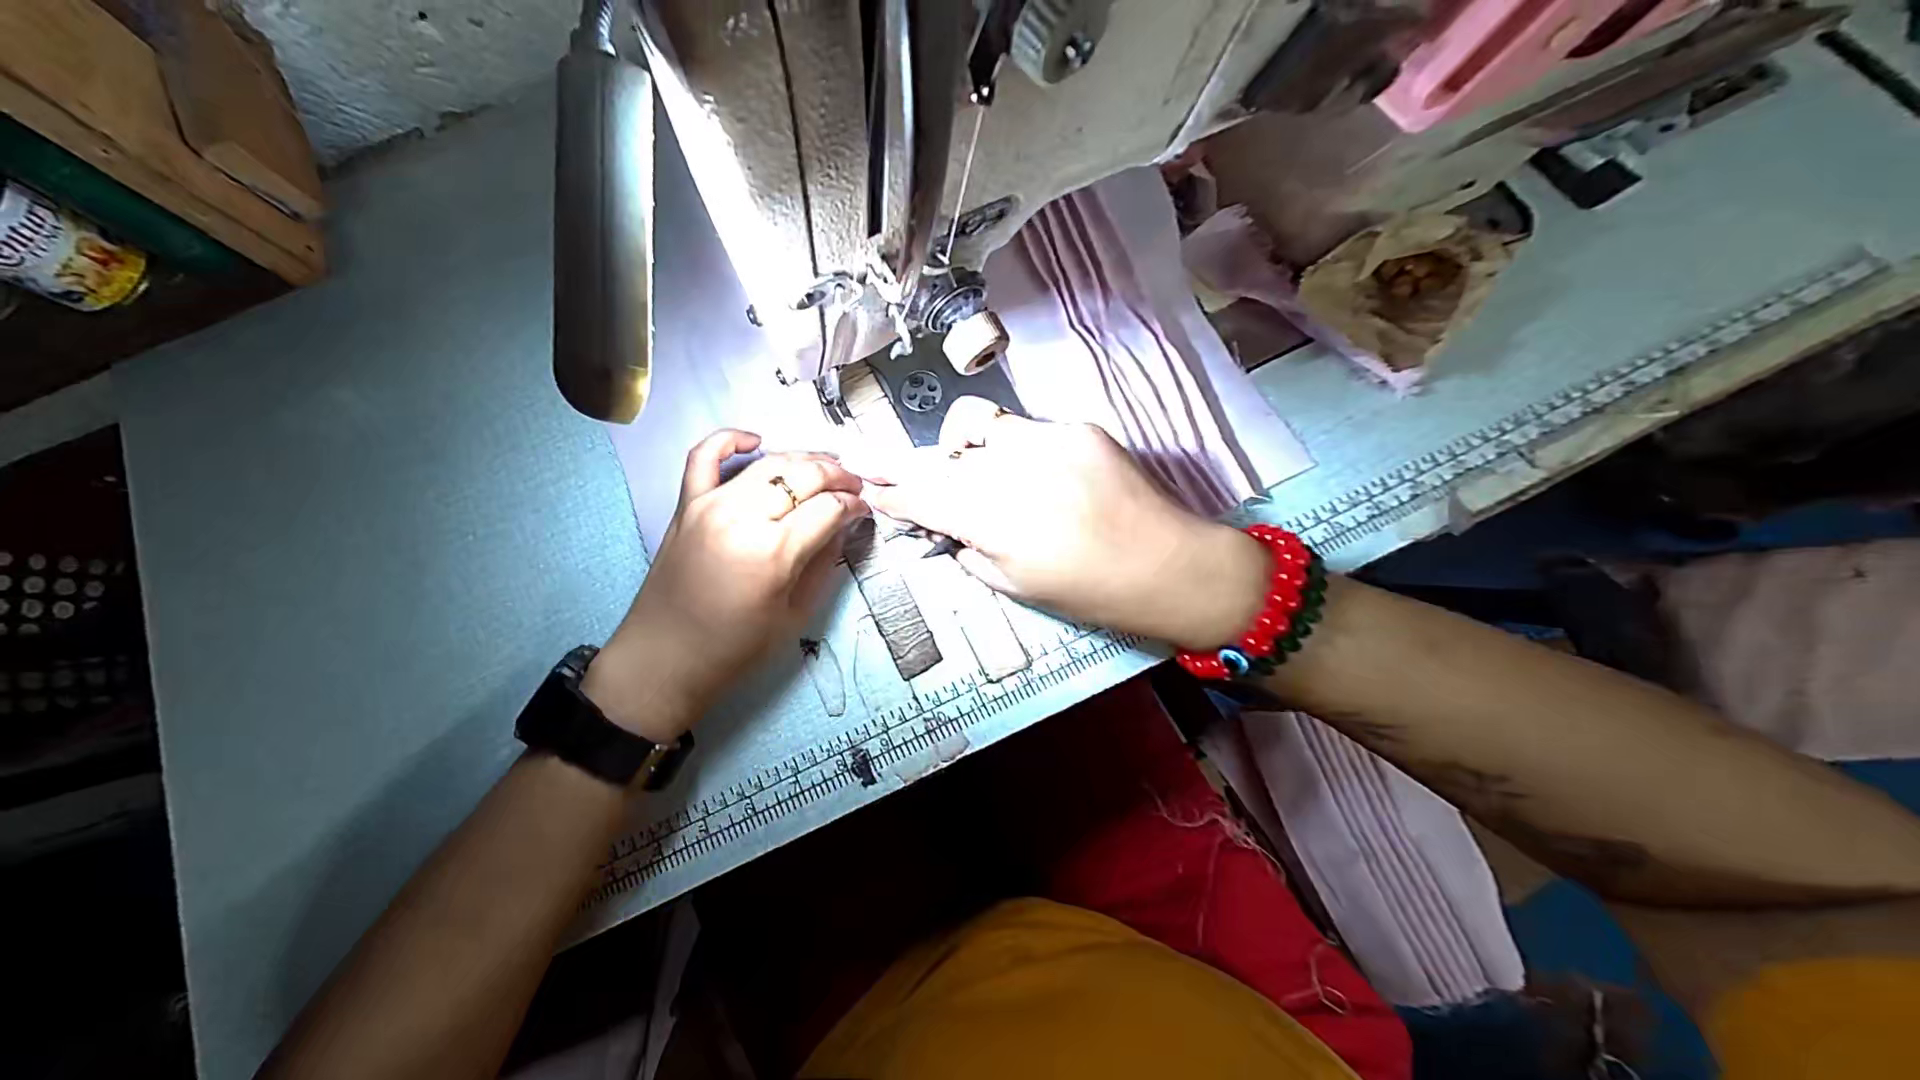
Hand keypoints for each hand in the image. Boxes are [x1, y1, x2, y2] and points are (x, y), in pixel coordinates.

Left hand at [583, 430, 868, 740]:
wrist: (665, 659)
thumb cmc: (736, 648)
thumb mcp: (796, 614)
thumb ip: (824, 561)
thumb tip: (845, 523)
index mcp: (773, 553)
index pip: (829, 507)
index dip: (855, 504)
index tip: (865, 509)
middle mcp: (742, 518)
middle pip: (803, 474)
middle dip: (838, 476)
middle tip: (854, 486)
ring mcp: (710, 505)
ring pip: (768, 462)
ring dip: (803, 459)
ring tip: (824, 469)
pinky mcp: (686, 503)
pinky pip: (705, 455)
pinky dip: (731, 439)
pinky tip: (756, 440)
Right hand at [858, 398, 1268, 649]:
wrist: (1168, 564)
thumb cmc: (1089, 591)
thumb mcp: (1016, 586)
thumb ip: (972, 551)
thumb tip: (951, 528)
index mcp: (993, 519)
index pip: (924, 496)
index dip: (893, 491)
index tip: (871, 485)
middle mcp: (1011, 471)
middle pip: (944, 457)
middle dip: (921, 466)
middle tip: (915, 475)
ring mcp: (1047, 441)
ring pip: (982, 428)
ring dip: (970, 448)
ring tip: (986, 472)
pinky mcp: (1077, 428)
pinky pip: (1029, 430)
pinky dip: (1021, 452)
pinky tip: (1044, 476)